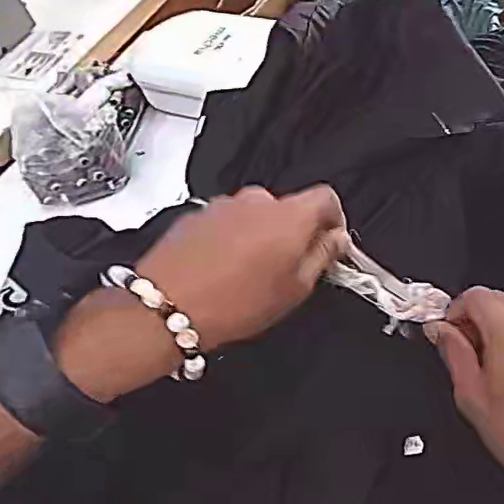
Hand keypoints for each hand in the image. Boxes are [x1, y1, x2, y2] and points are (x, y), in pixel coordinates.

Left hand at [53, 186, 348, 401]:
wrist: (168, 306)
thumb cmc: (233, 302)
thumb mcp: (295, 289)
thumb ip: (322, 256)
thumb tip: (335, 239)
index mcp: (289, 215)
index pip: (327, 197)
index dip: (334, 220)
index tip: (330, 243)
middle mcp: (257, 201)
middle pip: (289, 208)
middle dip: (294, 234)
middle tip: (289, 270)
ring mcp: (224, 205)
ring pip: (257, 215)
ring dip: (261, 237)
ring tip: (251, 276)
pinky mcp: (198, 214)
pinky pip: (229, 222)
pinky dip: (233, 239)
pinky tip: (225, 271)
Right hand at [425, 287, 503, 501]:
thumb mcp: (471, 395)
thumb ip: (453, 352)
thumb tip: (441, 331)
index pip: (476, 295)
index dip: (455, 309)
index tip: (449, 328)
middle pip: (498, 299)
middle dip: (475, 316)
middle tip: (464, 344)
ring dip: (498, 326)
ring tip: (490, 363)